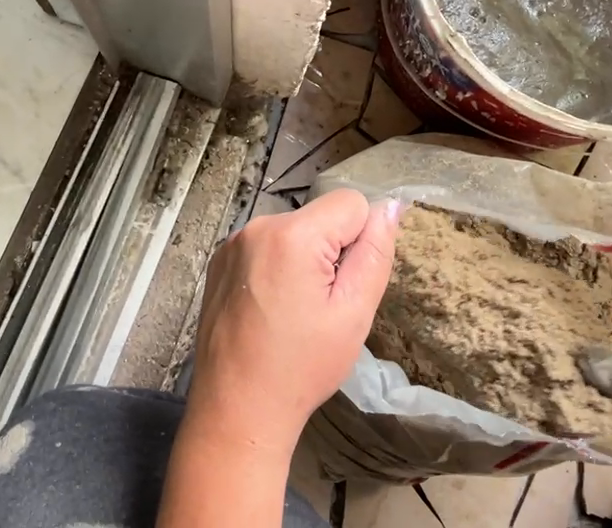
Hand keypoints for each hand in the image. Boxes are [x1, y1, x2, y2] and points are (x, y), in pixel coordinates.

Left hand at [183, 189, 401, 454]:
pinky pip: (266, 245)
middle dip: (330, 251)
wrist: (237, 408)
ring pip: (294, 231)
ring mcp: (233, 241)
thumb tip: (390, 207)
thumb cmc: (301, 367)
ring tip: (293, 311)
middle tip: (320, 306)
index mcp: (293, 234)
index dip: (359, 242)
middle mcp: (258, 225)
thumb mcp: (353, 314)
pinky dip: (276, 266)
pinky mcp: (220, 259)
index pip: (351, 204)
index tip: (343, 286)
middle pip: (319, 217)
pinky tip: (269, 308)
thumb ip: (375, 253)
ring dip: (303, 258)